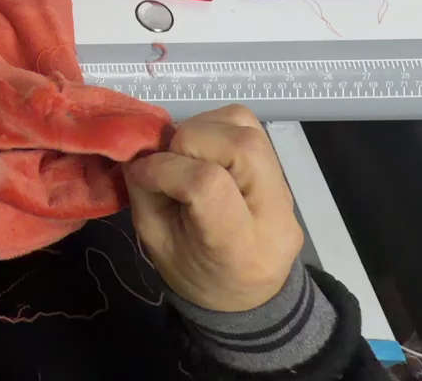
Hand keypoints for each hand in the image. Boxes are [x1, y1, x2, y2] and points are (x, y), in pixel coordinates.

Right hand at [125, 104, 303, 311]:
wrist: (244, 294)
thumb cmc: (192, 272)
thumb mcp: (154, 241)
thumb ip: (144, 189)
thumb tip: (137, 145)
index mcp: (239, 246)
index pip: (208, 184)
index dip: (164, 168)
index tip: (141, 174)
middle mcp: (274, 214)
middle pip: (239, 146)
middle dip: (188, 139)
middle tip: (168, 158)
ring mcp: (284, 191)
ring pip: (245, 127)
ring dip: (201, 129)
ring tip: (184, 152)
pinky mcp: (280, 172)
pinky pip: (247, 126)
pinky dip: (215, 126)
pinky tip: (201, 149)